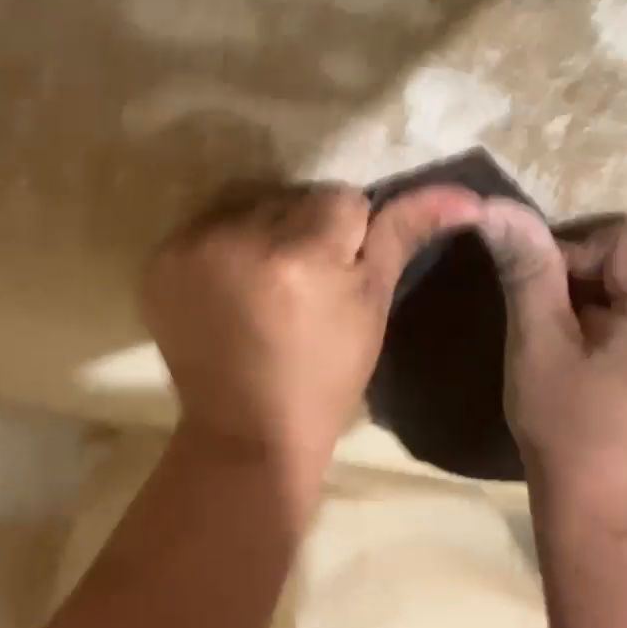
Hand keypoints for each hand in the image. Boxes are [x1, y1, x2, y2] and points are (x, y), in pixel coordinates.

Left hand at [142, 181, 480, 485]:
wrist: (246, 432)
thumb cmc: (324, 378)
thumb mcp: (372, 307)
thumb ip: (406, 235)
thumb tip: (467, 195)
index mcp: (302, 254)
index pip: (342, 199)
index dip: (347, 239)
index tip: (336, 280)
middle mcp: (241, 240)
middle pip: (291, 198)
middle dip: (302, 232)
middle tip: (299, 288)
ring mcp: (192, 250)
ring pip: (248, 207)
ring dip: (259, 234)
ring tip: (262, 288)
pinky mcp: (159, 263)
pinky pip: (205, 228)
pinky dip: (220, 250)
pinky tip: (227, 291)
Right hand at [477, 201, 626, 524]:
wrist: (604, 504)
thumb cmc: (567, 429)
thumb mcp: (538, 346)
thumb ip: (528, 273)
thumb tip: (499, 210)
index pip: (624, 237)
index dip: (570, 256)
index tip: (539, 301)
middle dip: (586, 277)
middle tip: (550, 323)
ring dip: (600, 294)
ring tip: (571, 340)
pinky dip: (619, 312)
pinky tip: (597, 349)